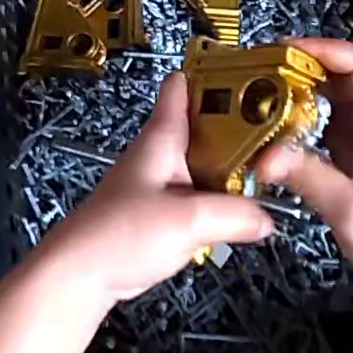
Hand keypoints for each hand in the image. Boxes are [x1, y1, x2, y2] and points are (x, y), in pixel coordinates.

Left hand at [37, 72, 273, 306]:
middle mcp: (160, 153)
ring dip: (230, 169)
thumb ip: (235, 216)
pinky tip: (234, 215)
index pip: (183, 86)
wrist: (79, 276)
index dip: (216, 76)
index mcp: (161, 137)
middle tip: (273, 138)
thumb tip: (264, 218)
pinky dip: (216, 199)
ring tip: (262, 177)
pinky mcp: (158, 209)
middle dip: (238, 129)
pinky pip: (196, 194)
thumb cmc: (117, 235)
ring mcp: (159, 181)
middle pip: (204, 125)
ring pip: (203, 162)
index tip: (251, 80)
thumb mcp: (188, 221)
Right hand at [255, 38, 352, 295]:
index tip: (281, 51)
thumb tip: (263, 158)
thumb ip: (312, 181)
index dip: (325, 49)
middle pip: (344, 71)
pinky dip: (299, 111)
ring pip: (333, 91)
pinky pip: (326, 115)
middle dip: (302, 64)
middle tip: (257, 70)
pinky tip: (272, 120)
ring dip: (298, 86)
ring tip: (257, 89)